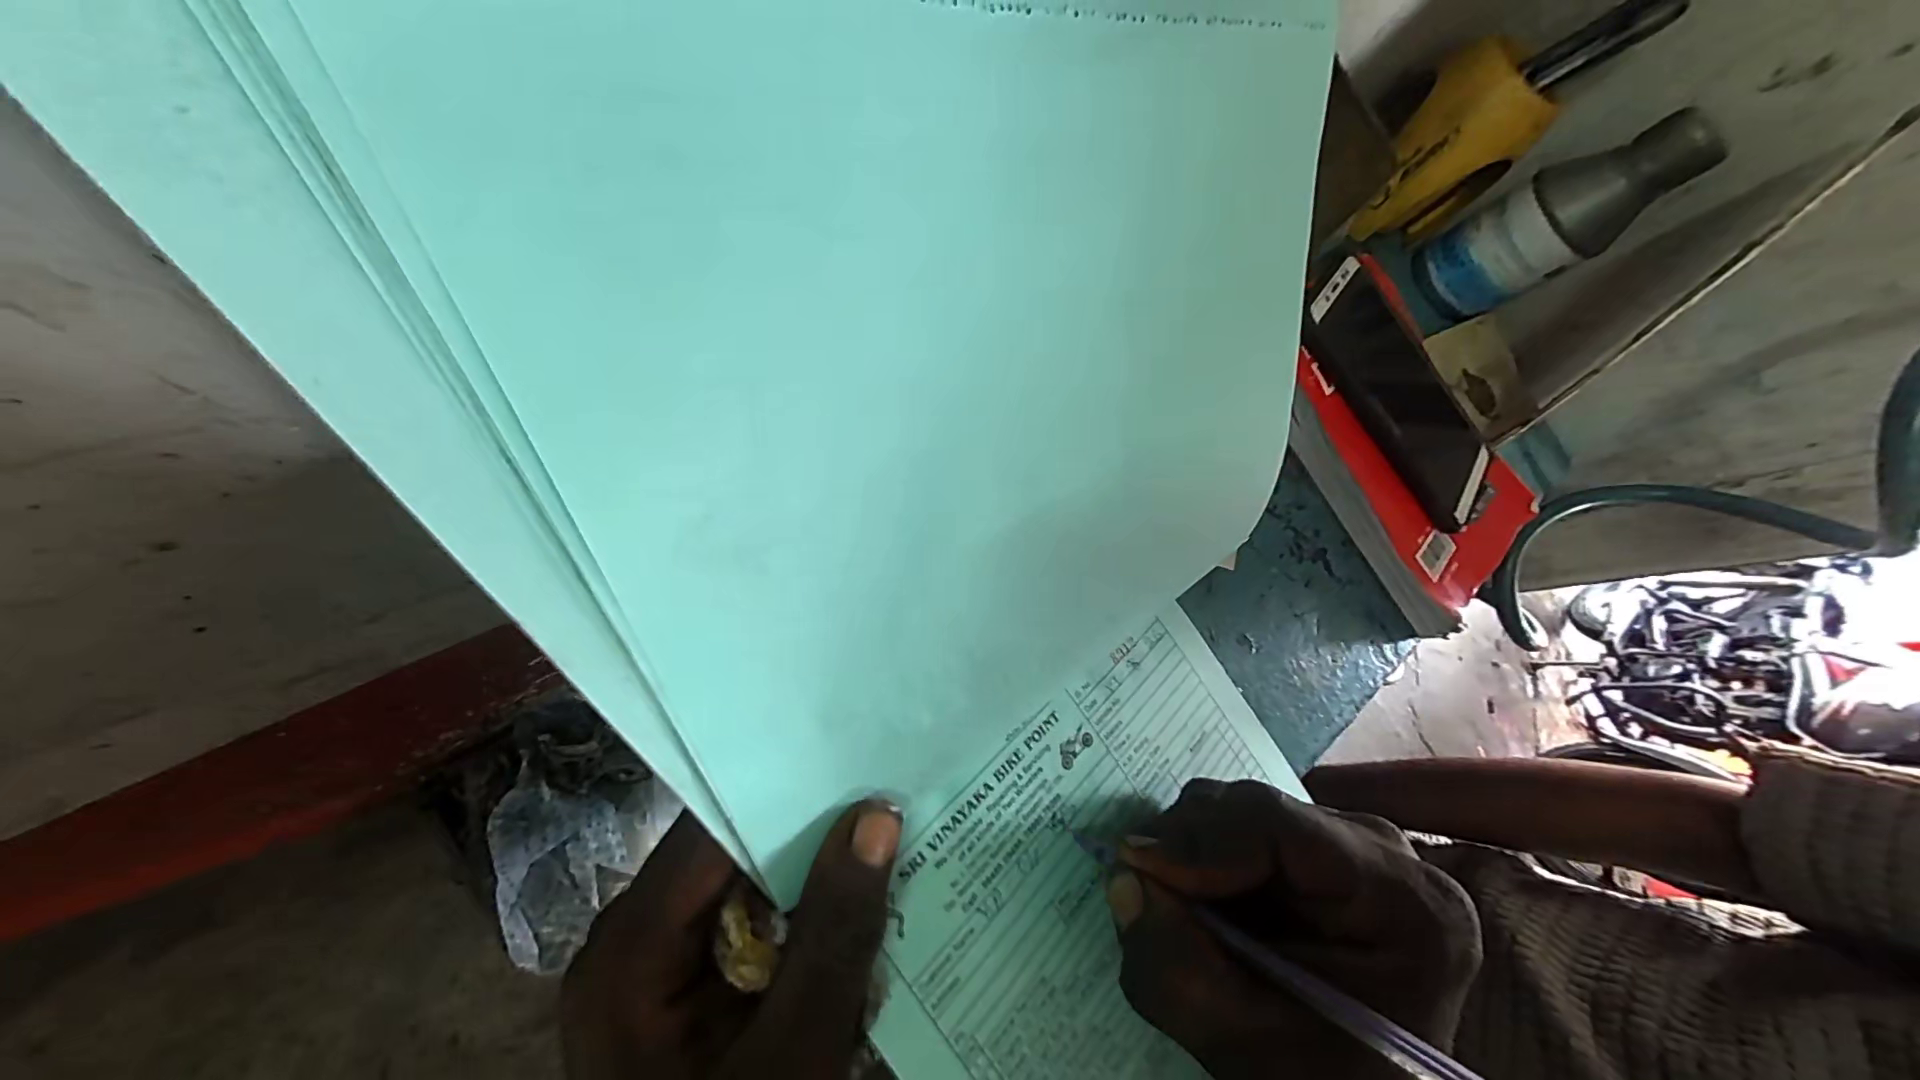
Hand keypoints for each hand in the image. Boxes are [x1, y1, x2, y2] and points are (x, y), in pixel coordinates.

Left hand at [561, 799, 901, 1079]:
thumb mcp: (794, 1057)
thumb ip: (835, 934)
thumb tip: (876, 815)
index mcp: (628, 951)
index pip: (711, 834)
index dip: (784, 794)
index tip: (856, 764)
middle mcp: (635, 941)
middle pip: (729, 853)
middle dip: (809, 833)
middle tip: (885, 797)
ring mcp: (662, 965)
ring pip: (747, 885)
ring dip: (814, 873)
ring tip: (885, 835)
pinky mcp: (691, 988)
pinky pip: (753, 922)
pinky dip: (804, 915)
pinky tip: (858, 904)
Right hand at [1107, 780, 1481, 1079]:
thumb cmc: (1318, 1079)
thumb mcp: (1242, 1048)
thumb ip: (1176, 971)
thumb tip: (1125, 880)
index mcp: (1408, 904)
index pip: (1279, 826)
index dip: (1200, 841)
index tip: (1137, 868)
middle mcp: (1386, 851)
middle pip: (1253, 810)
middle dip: (1186, 850)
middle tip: (1148, 897)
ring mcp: (1350, 839)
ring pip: (1237, 809)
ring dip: (1189, 853)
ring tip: (1180, 909)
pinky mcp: (1315, 840)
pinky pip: (1237, 822)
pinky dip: (1201, 855)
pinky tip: (1202, 899)